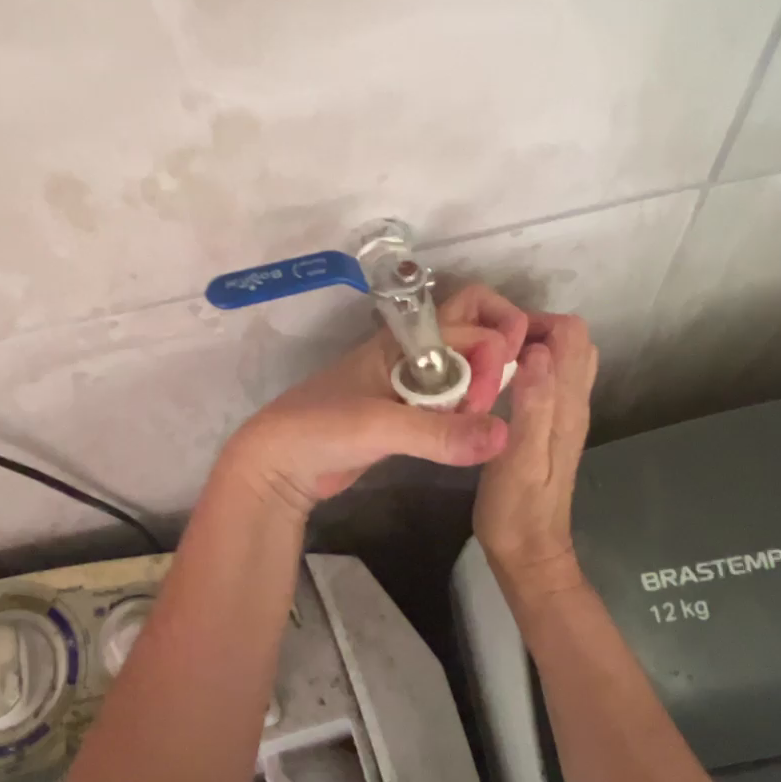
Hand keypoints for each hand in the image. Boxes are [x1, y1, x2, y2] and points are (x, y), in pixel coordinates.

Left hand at [219, 283, 529, 515]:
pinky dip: (469, 410)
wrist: (278, 462)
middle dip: (496, 357)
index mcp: (404, 340)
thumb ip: (439, 432)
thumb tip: (502, 436)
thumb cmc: (321, 427)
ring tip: (478, 423)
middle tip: (485, 404)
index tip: (484, 392)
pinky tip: (472, 436)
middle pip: (474, 331)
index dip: (492, 346)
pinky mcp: (407, 415)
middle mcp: (413, 354)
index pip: (471, 318)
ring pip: (465, 367)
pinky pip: (452, 400)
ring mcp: (411, 384)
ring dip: (483, 386)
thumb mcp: (380, 427)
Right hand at [474, 313, 597, 598]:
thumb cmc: (516, 509)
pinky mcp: (551, 428)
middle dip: (533, 330)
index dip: (535, 324)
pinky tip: (497, 386)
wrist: (528, 553)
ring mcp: (565, 416)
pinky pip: (548, 381)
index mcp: (568, 405)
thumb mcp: (518, 457)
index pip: (570, 334)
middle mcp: (574, 404)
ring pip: (561, 360)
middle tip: (492, 351)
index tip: (496, 341)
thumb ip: (532, 405)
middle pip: (570, 341)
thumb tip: (539, 352)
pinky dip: (528, 370)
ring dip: (531, 349)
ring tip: (492, 366)